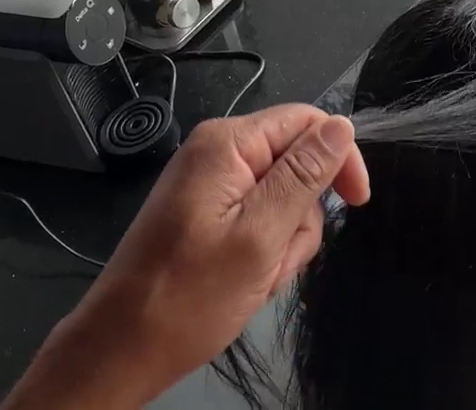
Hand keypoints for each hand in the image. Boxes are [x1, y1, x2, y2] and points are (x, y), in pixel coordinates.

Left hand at [0, 105, 369, 408]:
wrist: (118, 354)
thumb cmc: (186, 298)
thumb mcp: (259, 236)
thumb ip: (303, 176)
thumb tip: (342, 125)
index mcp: (227, 143)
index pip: (306, 121)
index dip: (339, 156)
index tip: (357, 203)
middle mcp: (218, 152)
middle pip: (296, 160)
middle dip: (302, 214)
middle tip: (279, 258)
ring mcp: (210, 183)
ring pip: (283, 195)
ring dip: (285, 239)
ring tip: (259, 277)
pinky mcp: (207, 211)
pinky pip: (259, 215)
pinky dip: (265, 248)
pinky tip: (248, 279)